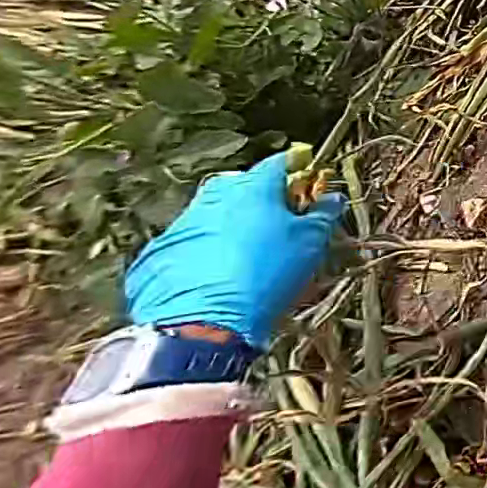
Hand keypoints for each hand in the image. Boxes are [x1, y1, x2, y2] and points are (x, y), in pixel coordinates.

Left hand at [126, 150, 346, 348]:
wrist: (203, 324)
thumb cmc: (268, 272)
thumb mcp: (311, 242)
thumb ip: (323, 213)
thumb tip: (330, 198)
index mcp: (252, 189)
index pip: (278, 163)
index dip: (297, 165)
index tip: (309, 173)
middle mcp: (212, 199)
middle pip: (242, 184)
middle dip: (262, 193)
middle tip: (282, 213)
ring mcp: (180, 227)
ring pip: (214, 212)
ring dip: (234, 220)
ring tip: (251, 246)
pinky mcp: (156, 255)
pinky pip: (191, 240)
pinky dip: (208, 246)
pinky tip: (221, 268)